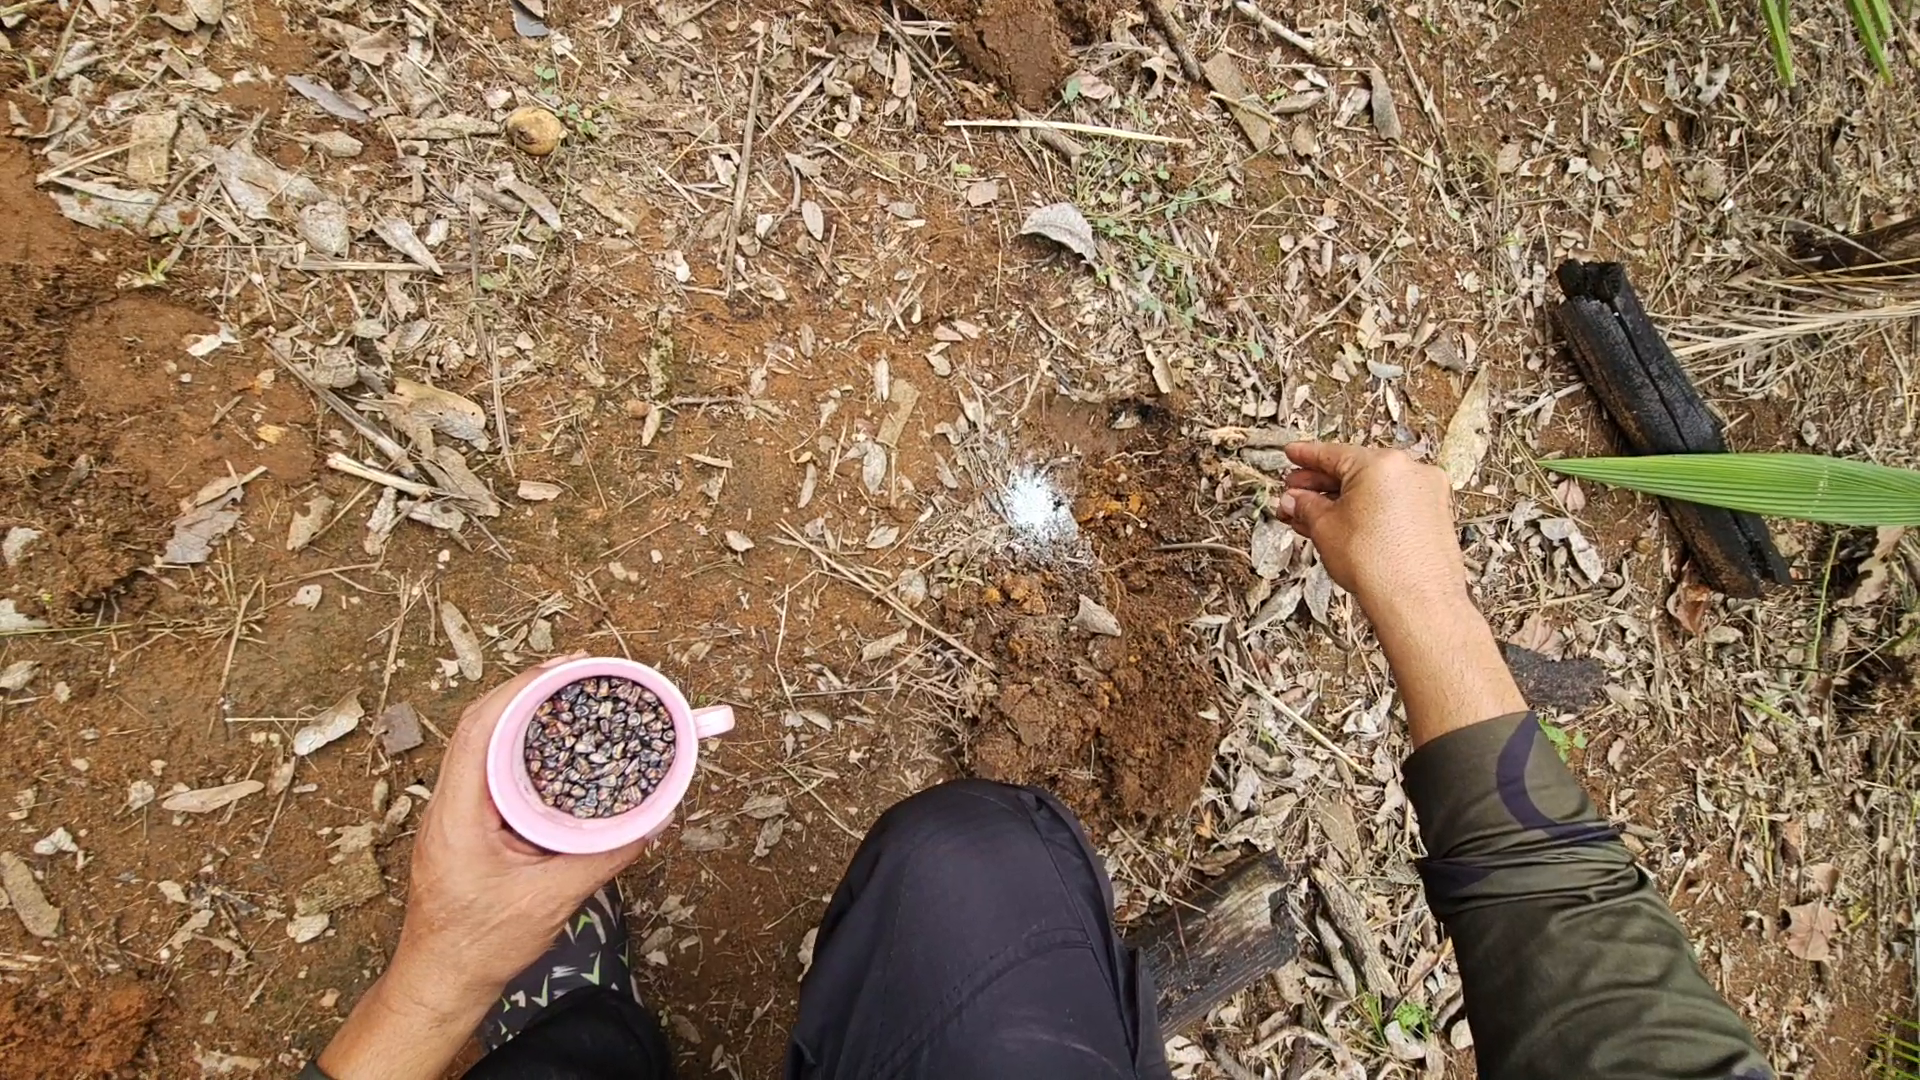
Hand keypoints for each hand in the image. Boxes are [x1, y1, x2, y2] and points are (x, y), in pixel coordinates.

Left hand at [319, 654, 655, 1078]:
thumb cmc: (480, 946)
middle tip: (578, 669)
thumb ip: (608, 856)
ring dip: (525, 709)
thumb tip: (658, 820)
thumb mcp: (551, 899)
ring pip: (485, 740)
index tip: (564, 667)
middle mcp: (452, 803)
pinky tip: (557, 739)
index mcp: (458, 815)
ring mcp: (458, 811)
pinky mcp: (470, 821)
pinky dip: (524, 739)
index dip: (520, 689)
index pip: (479, 730)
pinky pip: (494, 764)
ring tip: (571, 691)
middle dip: (529, 686)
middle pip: (482, 723)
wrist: (439, 984)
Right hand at [1276, 442, 1465, 613]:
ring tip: (1311, 517)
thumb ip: (1305, 506)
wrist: (1415, 601)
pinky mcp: (1433, 515)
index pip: (1332, 453)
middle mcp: (1410, 471)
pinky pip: (1389, 503)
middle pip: (1353, 471)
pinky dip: (1363, 510)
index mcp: (1382, 464)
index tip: (1293, 453)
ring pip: (1371, 489)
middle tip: (1294, 494)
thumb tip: (1295, 501)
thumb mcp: (1324, 527)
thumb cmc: (1377, 563)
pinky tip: (1341, 525)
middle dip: (1318, 485)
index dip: (1305, 455)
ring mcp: (1426, 493)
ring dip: (1339, 501)